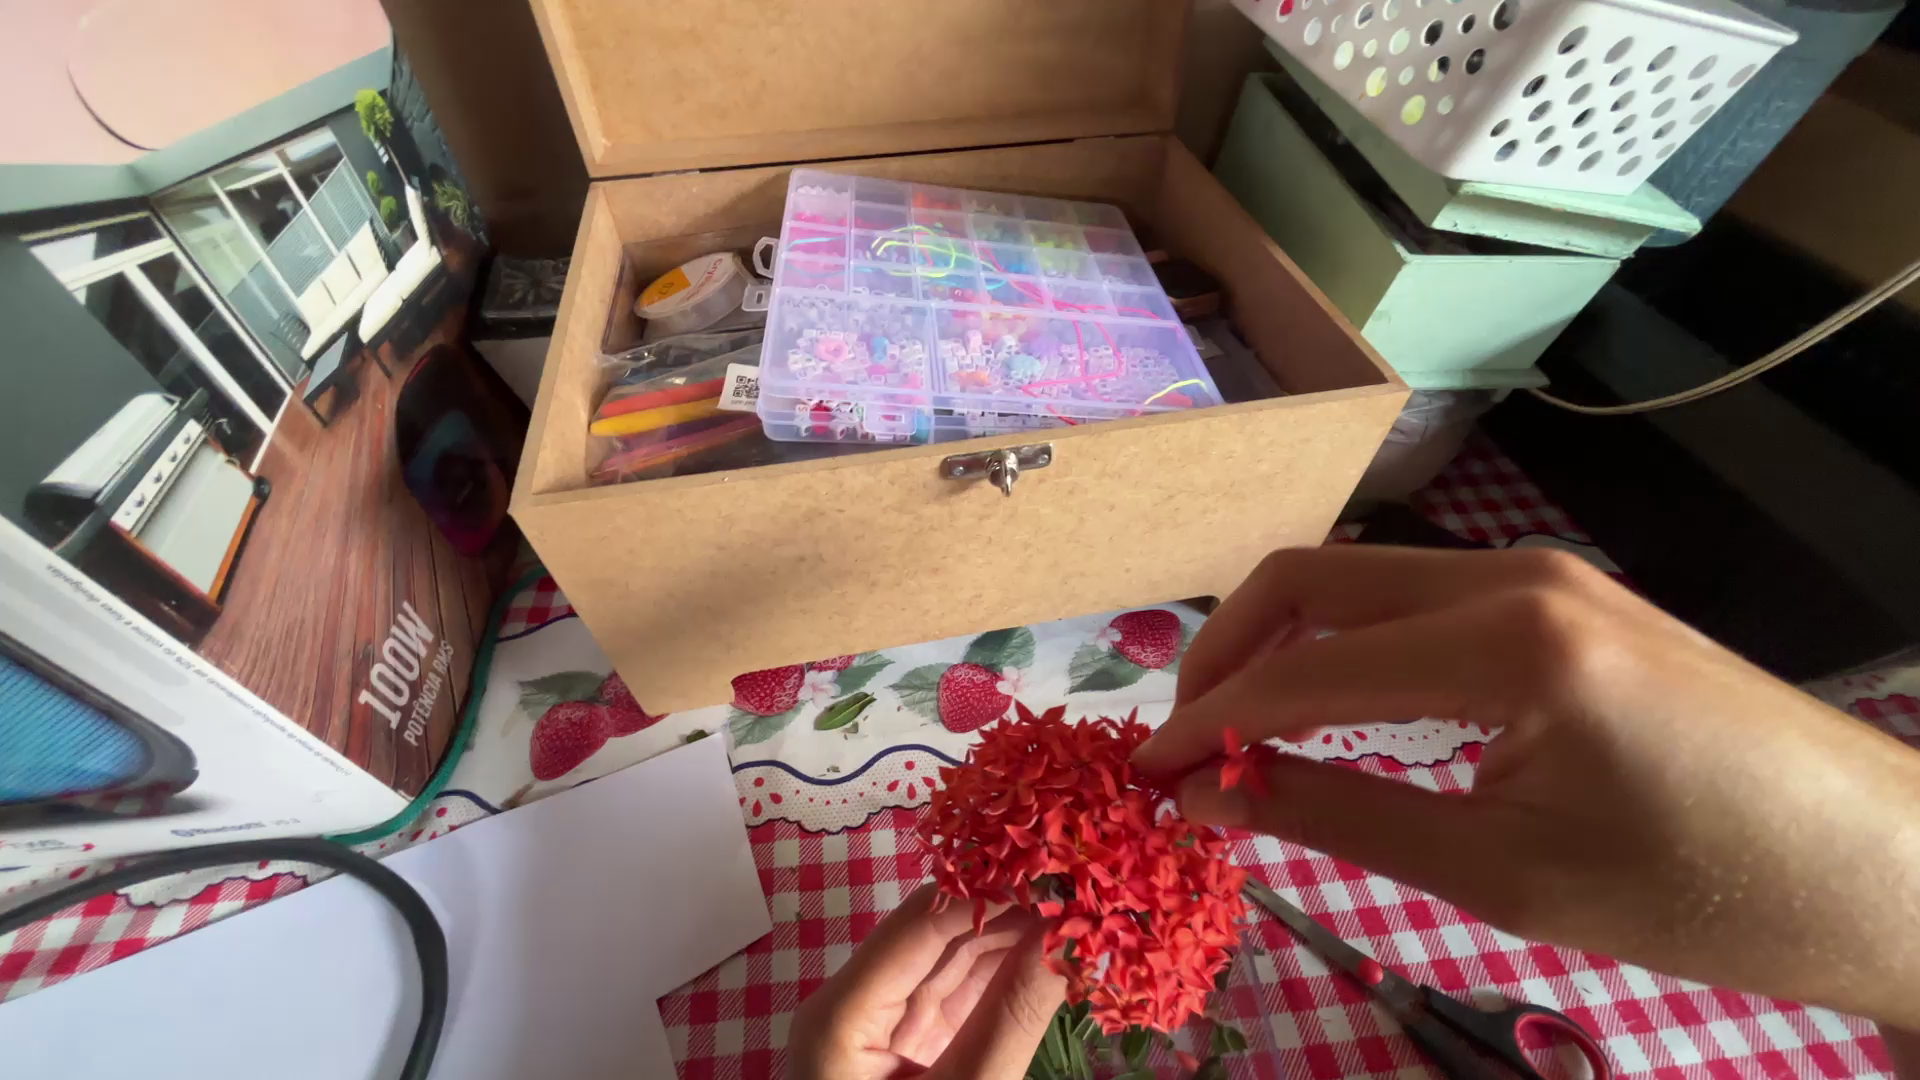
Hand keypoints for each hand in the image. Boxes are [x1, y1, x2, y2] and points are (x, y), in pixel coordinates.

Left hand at [788, 884, 1065, 1079]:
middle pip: (939, 931)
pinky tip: (1046, 951)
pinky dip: (1002, 974)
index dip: (992, 887)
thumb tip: (1066, 938)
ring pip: (953, 958)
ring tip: (1072, 908)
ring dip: (1012, 935)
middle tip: (1077, 883)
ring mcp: (882, 1021)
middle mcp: (857, 999)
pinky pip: (959, 993)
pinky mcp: (909, 1044)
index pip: (925, 920)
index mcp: (843, 1010)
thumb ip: (1012, 1019)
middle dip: (1008, 906)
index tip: (1056, 869)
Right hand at [1133, 545, 1919, 1027]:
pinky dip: (1331, 642)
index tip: (1151, 768)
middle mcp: (1505, 575)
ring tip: (1235, 720)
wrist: (1909, 876)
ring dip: (1272, 642)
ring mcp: (1525, 569)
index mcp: (1506, 645)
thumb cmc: (1707, 899)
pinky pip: (1395, 597)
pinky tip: (1319, 698)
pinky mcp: (1539, 589)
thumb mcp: (1497, 876)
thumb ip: (1330, 816)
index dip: (1210, 721)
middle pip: (1305, 580)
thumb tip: (1205, 798)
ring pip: (1344, 578)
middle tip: (1185, 731)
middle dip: (1222, 653)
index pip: (1303, 672)